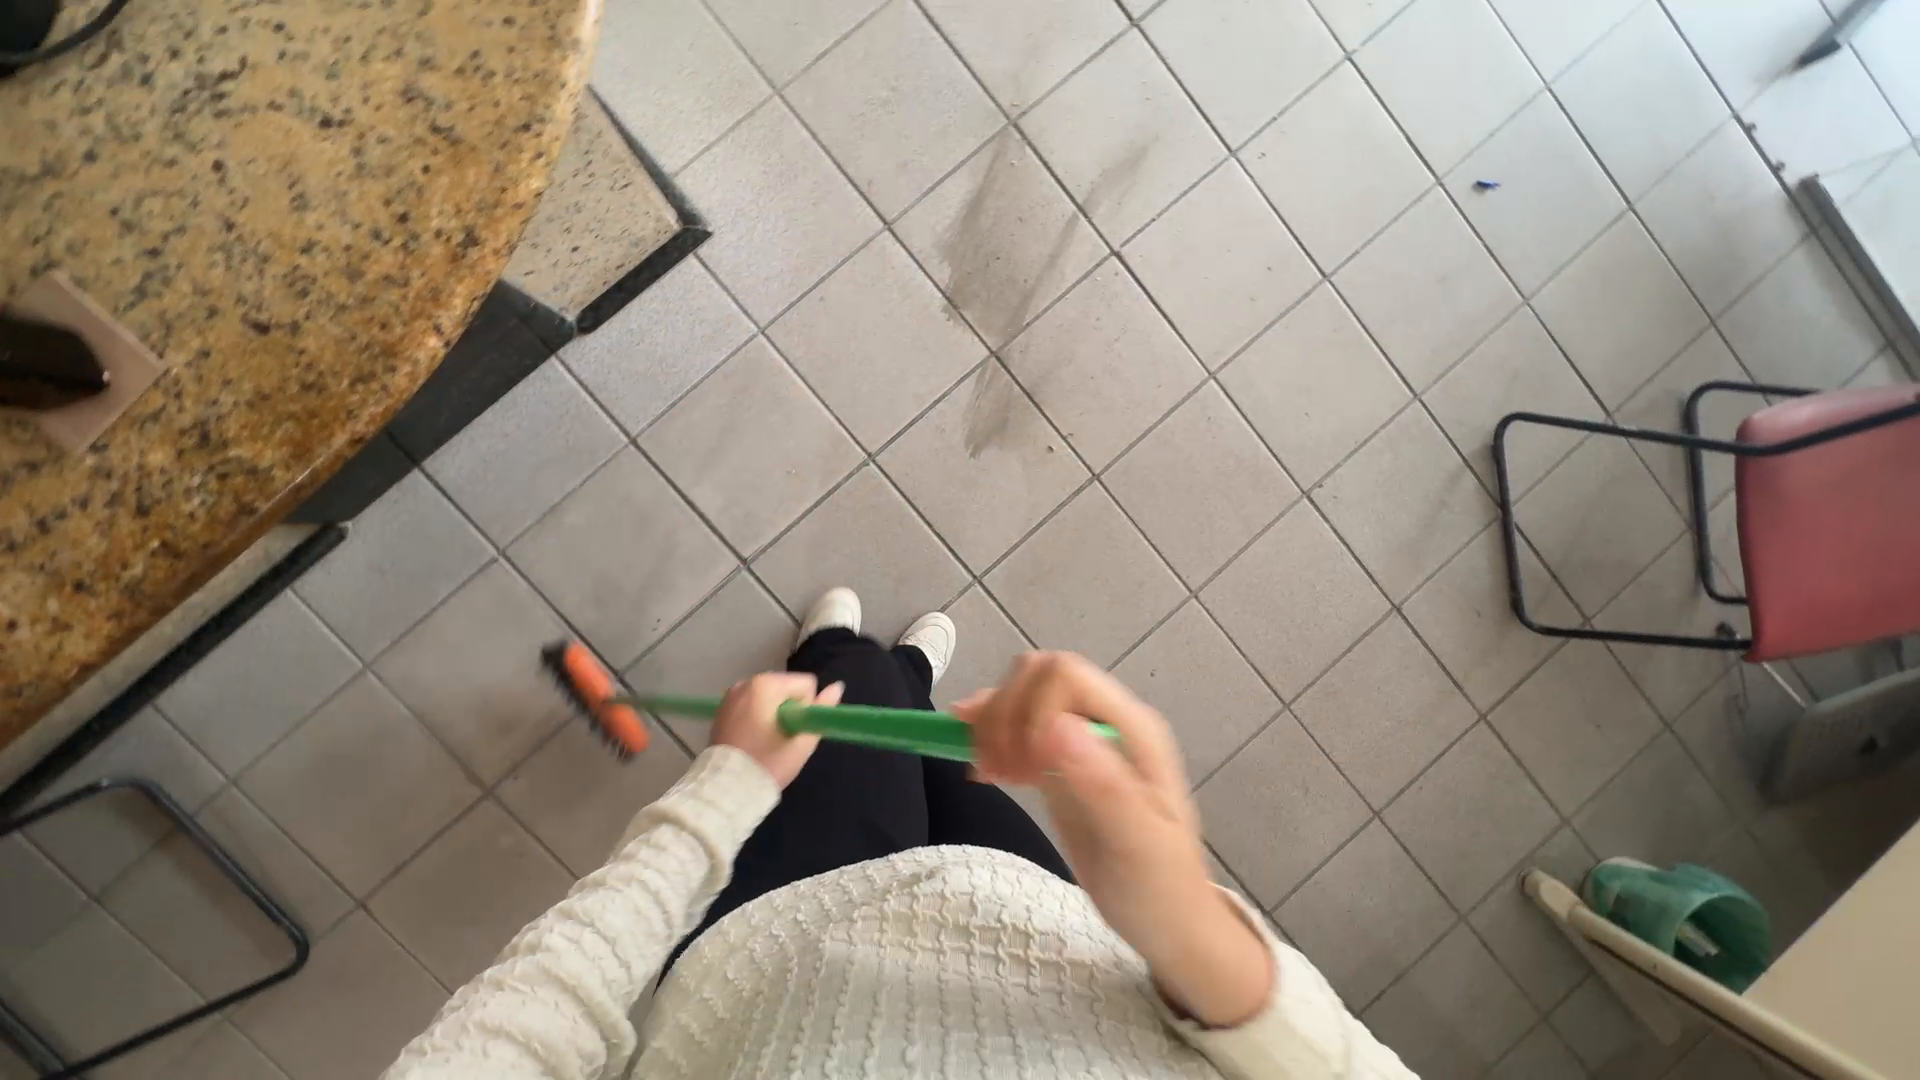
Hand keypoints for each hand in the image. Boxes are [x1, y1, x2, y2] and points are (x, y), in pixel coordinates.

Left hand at [709, 673, 842, 788]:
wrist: (726, 789)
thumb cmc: (768, 764)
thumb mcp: (802, 741)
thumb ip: (821, 711)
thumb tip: (838, 686)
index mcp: (766, 685)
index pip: (805, 685)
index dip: (806, 709)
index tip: (794, 731)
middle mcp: (746, 682)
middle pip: (786, 687)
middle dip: (789, 708)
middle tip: (781, 738)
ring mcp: (731, 694)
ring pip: (769, 696)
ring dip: (773, 712)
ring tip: (765, 740)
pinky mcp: (722, 708)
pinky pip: (752, 703)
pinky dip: (757, 715)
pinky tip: (752, 738)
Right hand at [955, 653, 1272, 1027]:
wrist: (1166, 921)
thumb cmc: (1158, 886)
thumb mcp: (1137, 844)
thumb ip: (1101, 783)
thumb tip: (1054, 726)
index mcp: (1132, 728)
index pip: (1067, 676)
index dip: (1031, 709)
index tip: (1023, 767)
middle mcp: (1106, 720)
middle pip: (1040, 675)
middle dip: (1004, 712)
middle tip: (993, 767)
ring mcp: (1082, 737)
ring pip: (1023, 694)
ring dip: (992, 722)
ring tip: (984, 769)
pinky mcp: (1059, 759)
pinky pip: (1017, 726)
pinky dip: (990, 737)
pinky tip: (981, 768)